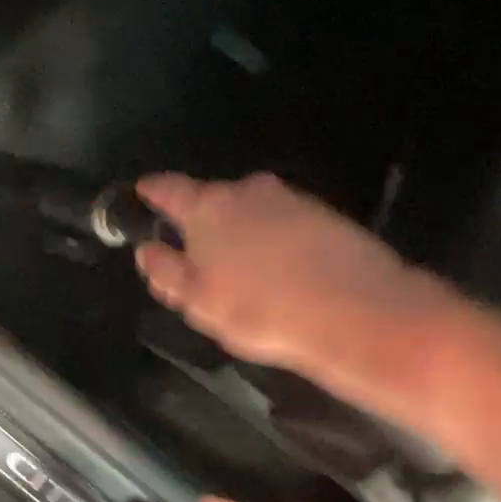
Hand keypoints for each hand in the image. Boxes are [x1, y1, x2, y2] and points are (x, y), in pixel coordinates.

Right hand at [134, 172, 441, 368]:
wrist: (360, 313)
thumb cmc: (261, 308)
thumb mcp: (198, 301)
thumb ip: (165, 272)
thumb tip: (147, 250)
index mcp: (208, 207)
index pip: (168, 188)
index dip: (151, 192)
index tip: (140, 193)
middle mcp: (247, 191)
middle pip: (212, 200)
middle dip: (199, 221)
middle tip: (193, 254)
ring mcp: (290, 200)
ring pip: (249, 212)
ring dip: (239, 233)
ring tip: (239, 272)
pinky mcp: (325, 216)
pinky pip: (282, 224)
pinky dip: (272, 242)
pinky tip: (278, 275)